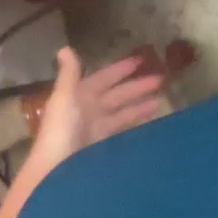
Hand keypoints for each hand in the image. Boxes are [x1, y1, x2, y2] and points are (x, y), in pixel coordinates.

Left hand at [23, 48, 167, 174]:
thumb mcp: (64, 97)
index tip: (141, 60)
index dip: (120, 70)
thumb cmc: (60, 130)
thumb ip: (69, 74)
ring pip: (121, 113)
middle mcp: (87, 110)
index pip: (103, 79)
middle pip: (116, 95)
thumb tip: (65, 47)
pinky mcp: (103, 147)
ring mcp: (95, 129)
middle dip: (137, 87)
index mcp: (78, 96)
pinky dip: (135, 124)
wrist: (56, 169)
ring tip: (161, 100)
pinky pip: (122, 130)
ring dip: (140, 105)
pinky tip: (149, 122)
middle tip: (161, 80)